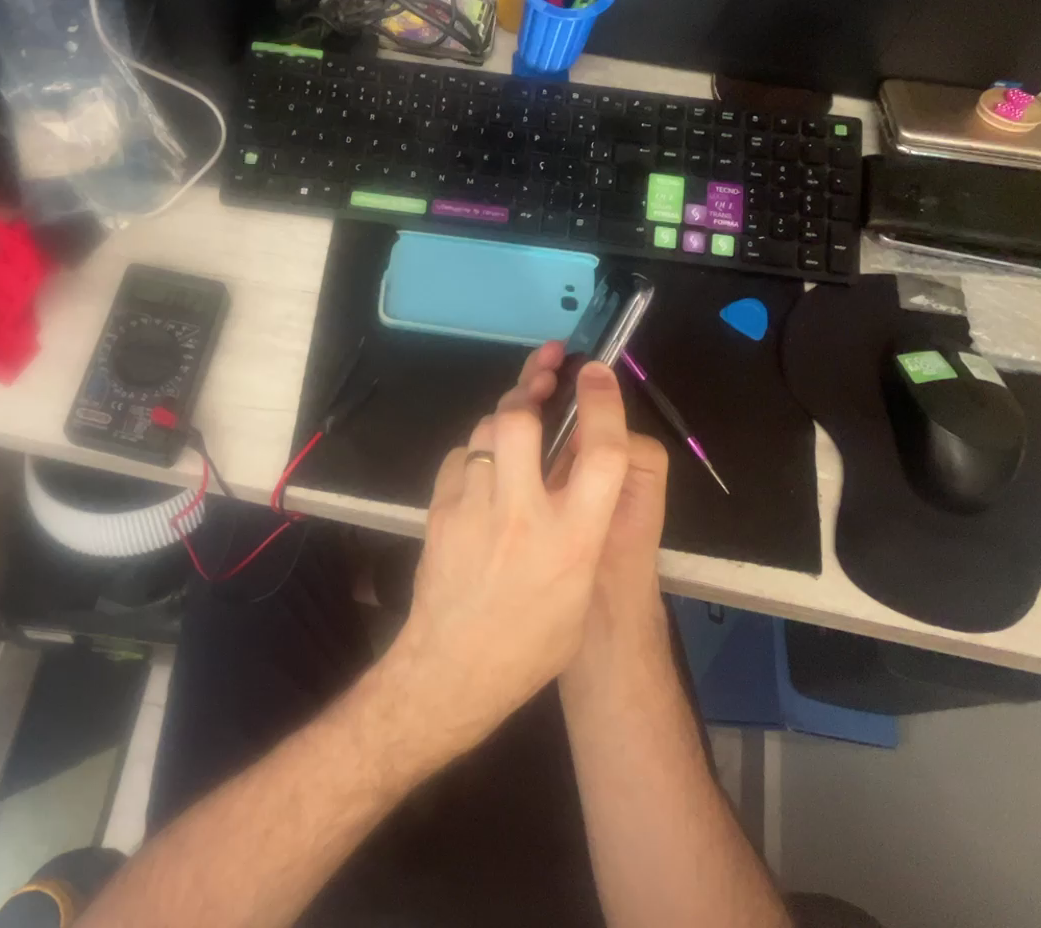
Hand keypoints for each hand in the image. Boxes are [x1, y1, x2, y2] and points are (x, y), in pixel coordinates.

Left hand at [381, 350, 634, 752]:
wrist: (455, 667)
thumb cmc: (532, 643)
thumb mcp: (581, 589)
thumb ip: (584, 528)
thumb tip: (580, 480)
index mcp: (574, 539)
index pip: (601, 452)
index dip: (603, 402)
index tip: (595, 372)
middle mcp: (522, 514)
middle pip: (519, 421)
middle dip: (529, 388)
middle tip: (542, 374)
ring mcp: (472, 510)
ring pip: (482, 435)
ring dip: (501, 421)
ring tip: (516, 418)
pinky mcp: (438, 513)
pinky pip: (457, 462)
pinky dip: (473, 456)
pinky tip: (482, 469)